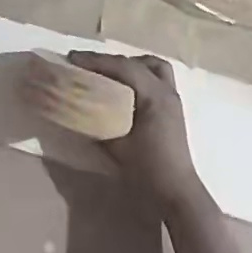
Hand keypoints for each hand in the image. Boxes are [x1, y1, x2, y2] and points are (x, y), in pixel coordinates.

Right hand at [67, 51, 206, 212]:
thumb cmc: (148, 170)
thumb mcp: (118, 146)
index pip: (124, 67)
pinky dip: (140, 76)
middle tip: (87, 65)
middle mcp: (166, 90)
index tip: (74, 58)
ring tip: (110, 73)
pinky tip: (126, 89)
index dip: (97, 60)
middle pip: (137, 63)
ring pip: (153, 66)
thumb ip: (100, 124)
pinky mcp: (173, 108)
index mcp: (154, 96)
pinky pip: (157, 79)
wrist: (177, 194)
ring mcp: (173, 98)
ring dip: (131, 65)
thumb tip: (80, 109)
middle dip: (110, 61)